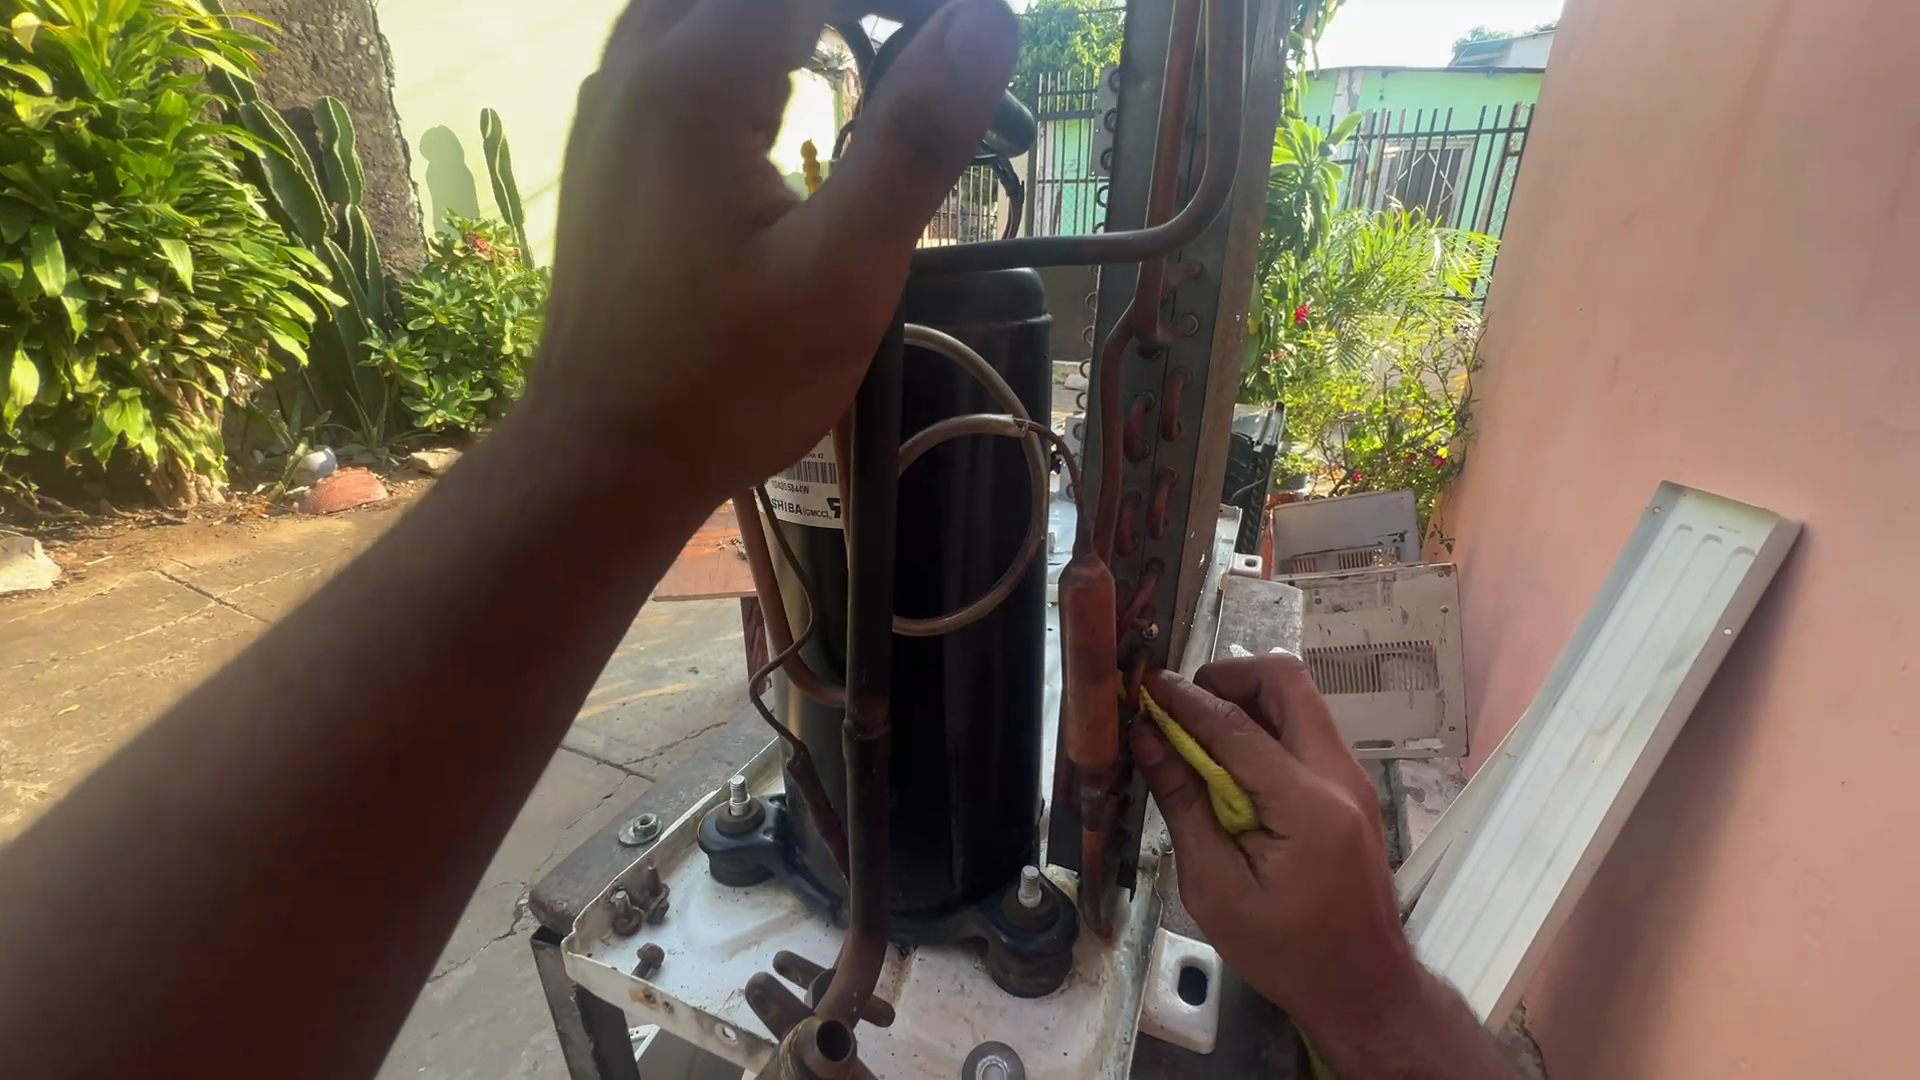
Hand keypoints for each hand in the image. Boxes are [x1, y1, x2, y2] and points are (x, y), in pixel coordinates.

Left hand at [525, 0, 1020, 503]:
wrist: (610, 455)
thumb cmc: (733, 381)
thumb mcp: (844, 272)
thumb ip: (914, 141)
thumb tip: (985, 22)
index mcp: (702, 75)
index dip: (902, 5)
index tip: (962, 37)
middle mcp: (640, 64)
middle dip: (848, 11)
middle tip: (917, 52)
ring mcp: (611, 110)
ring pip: (702, 7)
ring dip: (790, 20)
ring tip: (863, 60)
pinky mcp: (606, 158)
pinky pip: (674, 54)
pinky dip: (740, 50)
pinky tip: (775, 102)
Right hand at [1135, 657, 1519, 1077]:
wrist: (1365, 988)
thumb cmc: (1285, 951)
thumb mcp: (1214, 887)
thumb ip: (1181, 803)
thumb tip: (1145, 738)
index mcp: (1307, 807)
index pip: (1236, 726)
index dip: (1185, 699)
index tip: (1145, 683)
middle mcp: (1339, 775)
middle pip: (1287, 679)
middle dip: (1227, 676)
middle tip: (1183, 703)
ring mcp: (1351, 776)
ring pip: (1298, 696)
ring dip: (1245, 695)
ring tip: (1199, 728)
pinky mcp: (1348, 784)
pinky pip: (1302, 724)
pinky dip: (1261, 720)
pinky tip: (1229, 756)